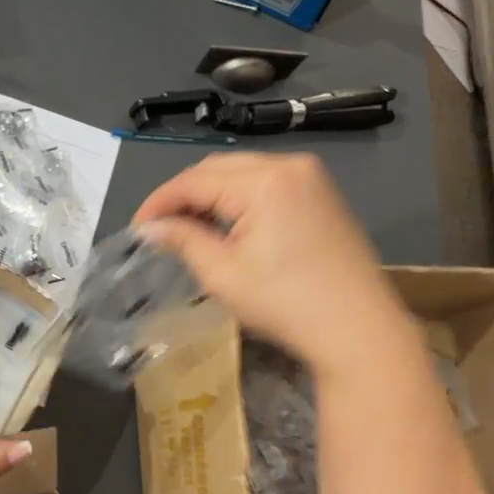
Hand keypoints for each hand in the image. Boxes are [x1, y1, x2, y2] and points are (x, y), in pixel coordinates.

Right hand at [133, 153, 407, 373]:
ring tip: (187, 227)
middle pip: (218, 168)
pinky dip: (239, 198)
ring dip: (210, 194)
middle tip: (158, 228)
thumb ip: (183, 241)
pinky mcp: (322, 195)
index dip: (159, 202)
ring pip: (243, 173)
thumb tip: (150, 228)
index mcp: (263, 181)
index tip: (137, 228)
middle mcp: (289, 166)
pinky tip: (226, 225)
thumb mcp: (222, 274)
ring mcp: (311, 178)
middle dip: (183, 194)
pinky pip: (268, 183)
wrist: (357, 328)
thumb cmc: (284, 303)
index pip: (194, 180)